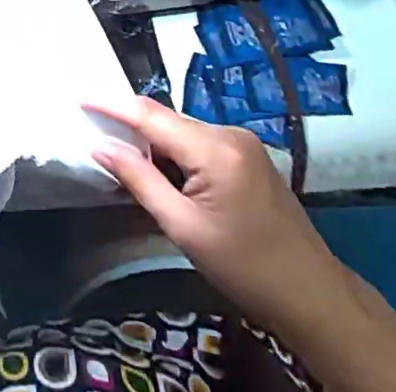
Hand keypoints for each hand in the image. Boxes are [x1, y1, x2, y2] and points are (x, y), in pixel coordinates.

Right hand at [89, 96, 352, 332]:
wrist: (314, 296)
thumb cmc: (245, 267)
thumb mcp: (183, 227)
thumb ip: (139, 180)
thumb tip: (101, 147)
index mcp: (214, 149)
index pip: (150, 115)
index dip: (112, 105)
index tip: (80, 99)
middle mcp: (229, 133)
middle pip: (166, 120)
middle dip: (131, 128)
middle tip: (98, 141)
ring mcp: (243, 142)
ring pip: (182, 131)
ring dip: (154, 143)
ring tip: (127, 163)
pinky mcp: (248, 155)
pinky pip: (199, 142)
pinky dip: (175, 153)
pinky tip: (165, 175)